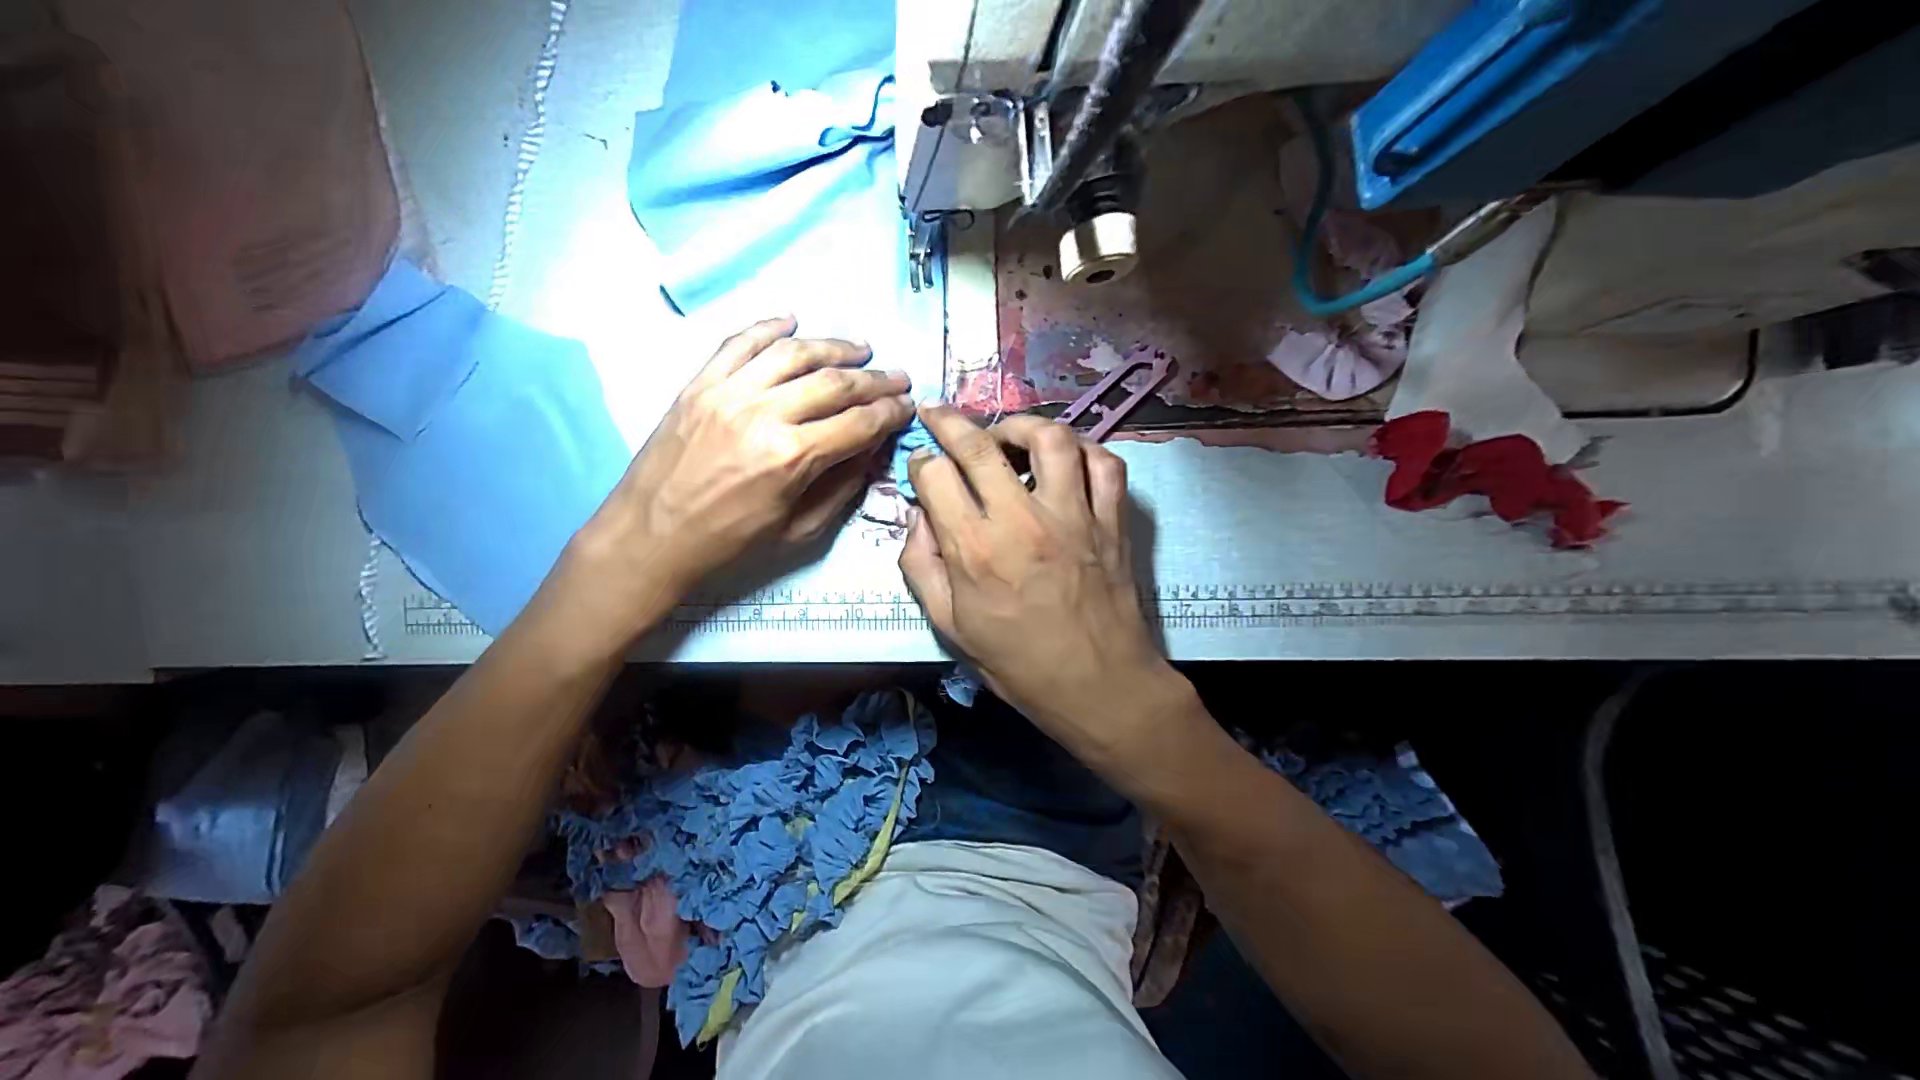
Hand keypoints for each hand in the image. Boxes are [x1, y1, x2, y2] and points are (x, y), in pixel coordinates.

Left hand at [557, 317, 913, 646]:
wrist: (650, 537)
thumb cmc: (728, 543)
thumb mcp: (797, 530)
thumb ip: (841, 486)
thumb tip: (872, 450)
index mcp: (793, 458)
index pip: (858, 422)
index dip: (891, 412)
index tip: (908, 405)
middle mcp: (765, 415)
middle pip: (834, 383)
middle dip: (875, 379)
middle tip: (898, 376)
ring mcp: (728, 392)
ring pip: (793, 353)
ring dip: (833, 346)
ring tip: (859, 347)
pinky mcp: (699, 384)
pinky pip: (739, 342)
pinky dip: (768, 326)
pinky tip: (793, 321)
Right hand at [899, 406, 1192, 767]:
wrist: (1097, 686)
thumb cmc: (1018, 663)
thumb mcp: (950, 627)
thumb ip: (922, 566)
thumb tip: (917, 517)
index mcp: (975, 550)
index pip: (936, 476)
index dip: (921, 462)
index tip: (922, 464)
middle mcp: (1022, 521)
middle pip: (979, 445)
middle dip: (949, 421)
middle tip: (938, 413)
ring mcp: (1074, 515)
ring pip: (1050, 438)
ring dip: (1021, 425)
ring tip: (1007, 436)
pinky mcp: (1113, 519)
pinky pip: (1105, 463)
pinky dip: (1084, 450)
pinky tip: (1066, 460)